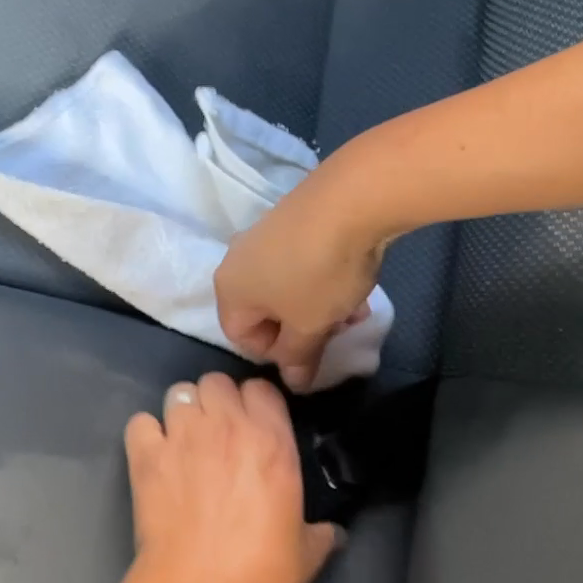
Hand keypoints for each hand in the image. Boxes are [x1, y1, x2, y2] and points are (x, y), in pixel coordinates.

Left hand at [122, 374, 343, 582]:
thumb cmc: (260, 574)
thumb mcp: (308, 553)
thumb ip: (323, 531)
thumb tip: (336, 532)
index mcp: (271, 441)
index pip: (262, 388)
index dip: (258, 403)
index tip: (257, 426)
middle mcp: (226, 426)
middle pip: (216, 381)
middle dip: (218, 401)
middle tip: (219, 433)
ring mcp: (181, 436)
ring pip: (179, 392)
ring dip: (184, 412)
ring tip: (186, 441)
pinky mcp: (145, 455)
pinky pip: (141, 422)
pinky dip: (147, 434)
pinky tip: (154, 456)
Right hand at [214, 177, 385, 391]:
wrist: (351, 199)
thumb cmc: (319, 273)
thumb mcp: (310, 326)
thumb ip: (298, 357)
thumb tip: (292, 383)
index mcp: (228, 290)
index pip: (242, 339)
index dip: (277, 353)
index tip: (312, 349)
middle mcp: (236, 261)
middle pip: (264, 312)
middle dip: (301, 329)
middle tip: (336, 331)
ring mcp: (261, 236)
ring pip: (285, 287)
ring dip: (316, 305)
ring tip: (353, 308)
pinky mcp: (289, 218)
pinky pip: (297, 262)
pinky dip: (320, 277)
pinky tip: (353, 278)